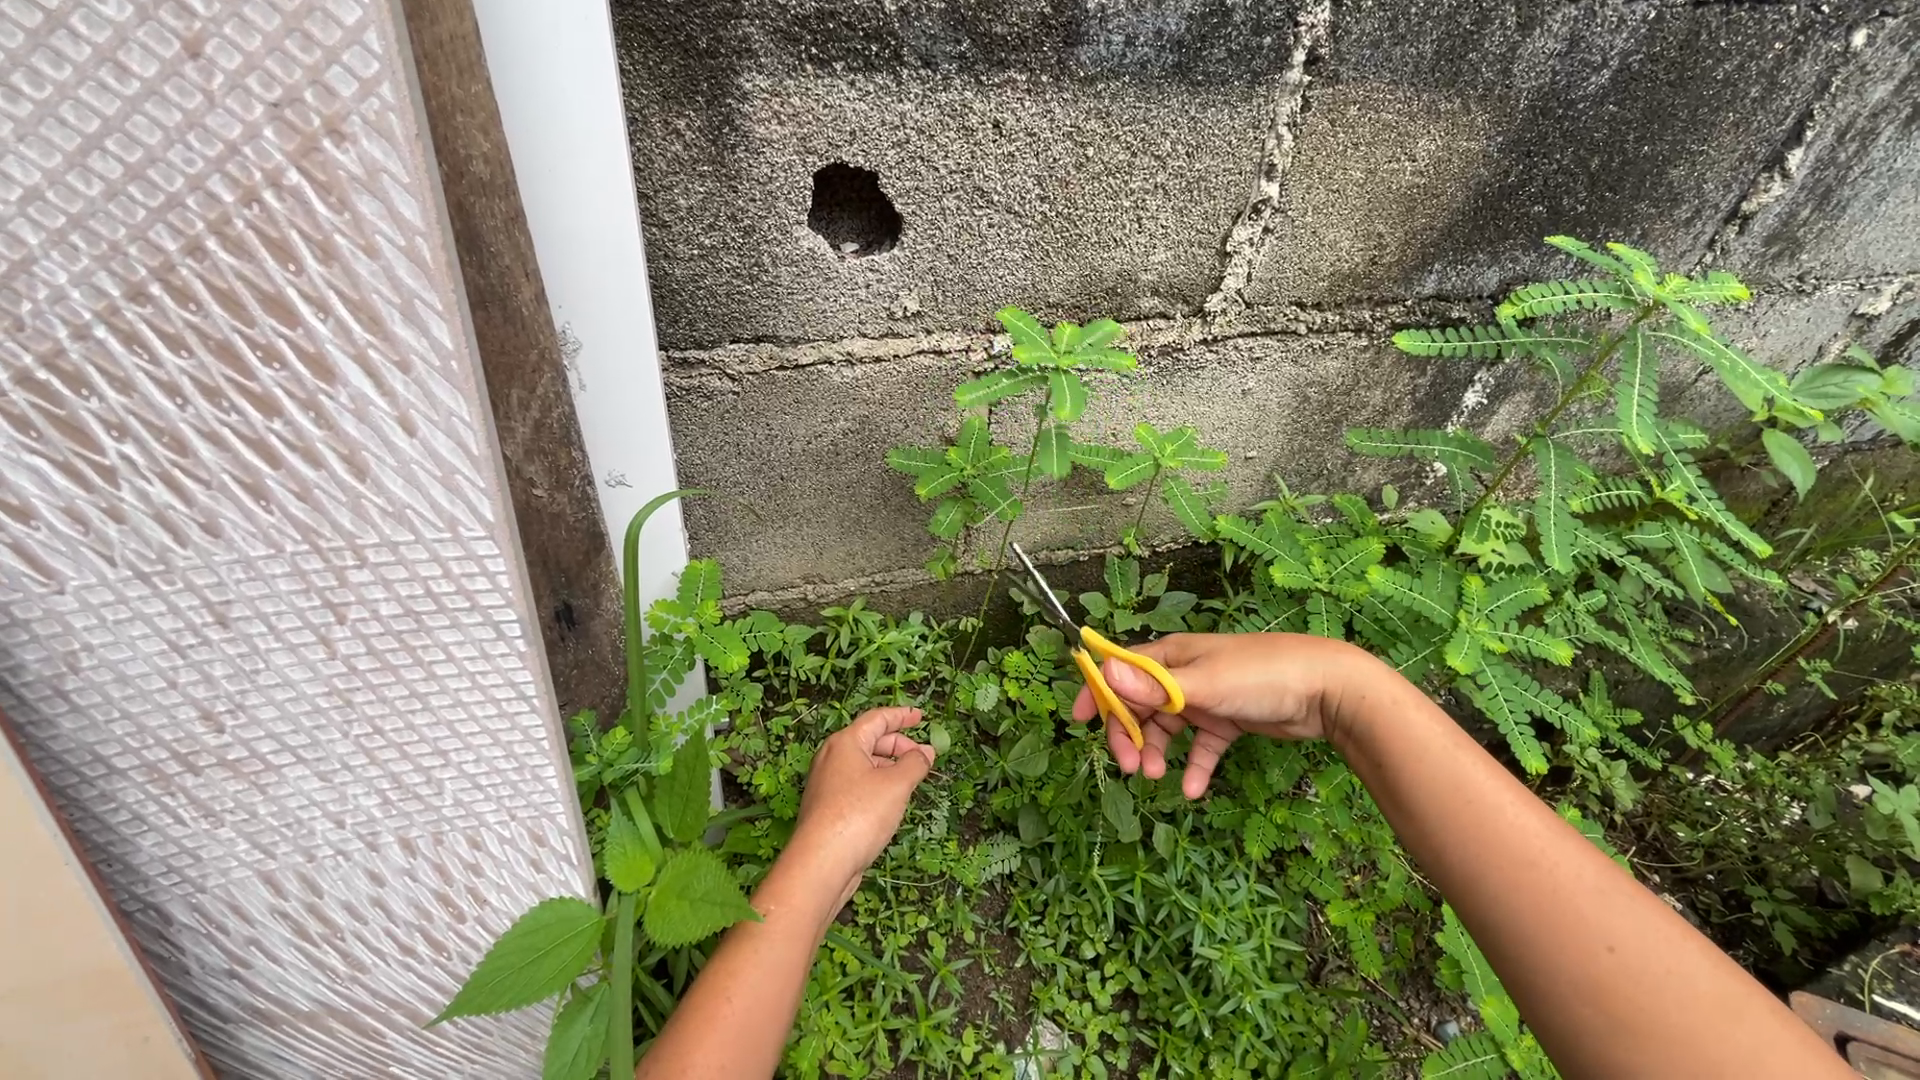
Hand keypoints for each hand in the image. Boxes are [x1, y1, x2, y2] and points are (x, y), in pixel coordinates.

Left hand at [792, 706, 936, 906]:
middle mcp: (832, 758)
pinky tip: (890, 802)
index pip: (877, 719)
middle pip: (870, 741)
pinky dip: (877, 785)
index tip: (920, 716)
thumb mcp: (896, 784)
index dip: (901, 716)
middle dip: (899, 746)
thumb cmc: (859, 814)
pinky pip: (857, 785)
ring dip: (889, 767)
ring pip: (864, 765)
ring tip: (911, 780)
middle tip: (923, 757)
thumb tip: (925, 752)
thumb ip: (915, 763)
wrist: (821, 863)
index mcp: (845, 743)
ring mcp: (827, 783)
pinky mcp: (827, 807)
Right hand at [1072, 633, 1373, 797]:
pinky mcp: (1228, 721)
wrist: (1329, 689)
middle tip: (1129, 767)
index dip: (1098, 692)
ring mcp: (1206, 698)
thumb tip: (1103, 672)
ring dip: (1156, 753)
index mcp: (1171, 656)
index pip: (1121, 670)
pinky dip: (1193, 766)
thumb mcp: (1204, 683)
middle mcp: (1183, 674)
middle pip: (1140, 704)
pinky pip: (1201, 746)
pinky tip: (1193, 790)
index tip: (1079, 720)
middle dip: (1128, 734)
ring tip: (1157, 778)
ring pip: (1167, 729)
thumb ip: (1154, 686)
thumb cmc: (1261, 675)